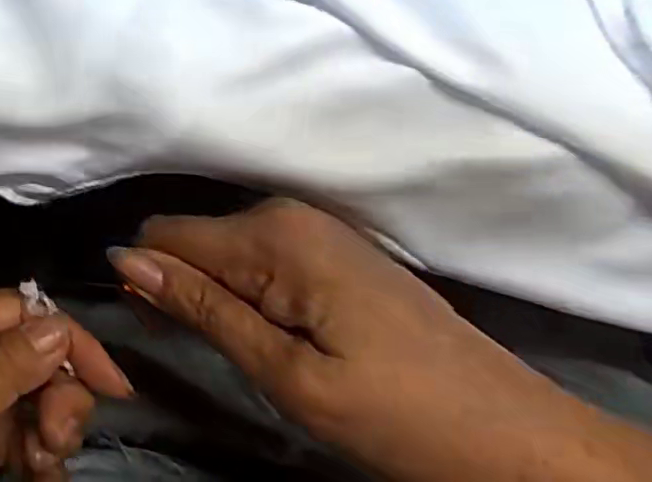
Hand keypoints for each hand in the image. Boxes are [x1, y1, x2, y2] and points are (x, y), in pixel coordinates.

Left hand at [0, 289, 133, 481]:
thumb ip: (8, 361)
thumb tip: (59, 327)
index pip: (21, 309)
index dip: (68, 339)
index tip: (112, 384)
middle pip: (37, 351)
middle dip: (57, 395)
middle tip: (54, 437)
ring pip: (42, 392)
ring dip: (53, 429)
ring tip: (37, 463)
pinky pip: (34, 430)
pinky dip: (44, 455)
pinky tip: (35, 474)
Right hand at [110, 199, 651, 481]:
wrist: (526, 440)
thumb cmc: (405, 417)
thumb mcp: (292, 378)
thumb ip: (204, 310)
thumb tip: (125, 261)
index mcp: (272, 234)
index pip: (166, 234)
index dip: (149, 279)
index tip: (157, 330)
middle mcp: (285, 210)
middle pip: (193, 238)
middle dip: (183, 287)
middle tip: (216, 352)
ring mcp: (311, 223)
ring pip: (222, 247)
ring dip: (217, 292)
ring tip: (252, 349)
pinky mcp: (328, 244)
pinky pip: (256, 254)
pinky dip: (248, 289)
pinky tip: (277, 330)